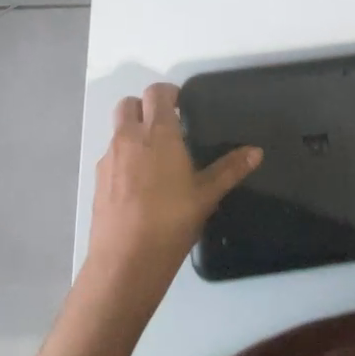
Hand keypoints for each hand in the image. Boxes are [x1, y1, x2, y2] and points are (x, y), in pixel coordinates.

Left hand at [87, 83, 261, 281]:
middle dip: (145, 107)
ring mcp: (109, 159)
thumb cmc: (171, 222)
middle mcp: (129, 138)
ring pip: (118, 130)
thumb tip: (256, 151)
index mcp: (157, 133)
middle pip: (129, 104)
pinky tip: (139, 187)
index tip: (182, 105)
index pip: (156, 92)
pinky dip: (124, 159)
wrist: (125, 263)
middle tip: (166, 126)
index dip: (168, 93)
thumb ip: (230, 169)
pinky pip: (111, 157)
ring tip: (155, 159)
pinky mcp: (97, 181)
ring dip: (133, 132)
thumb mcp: (206, 195)